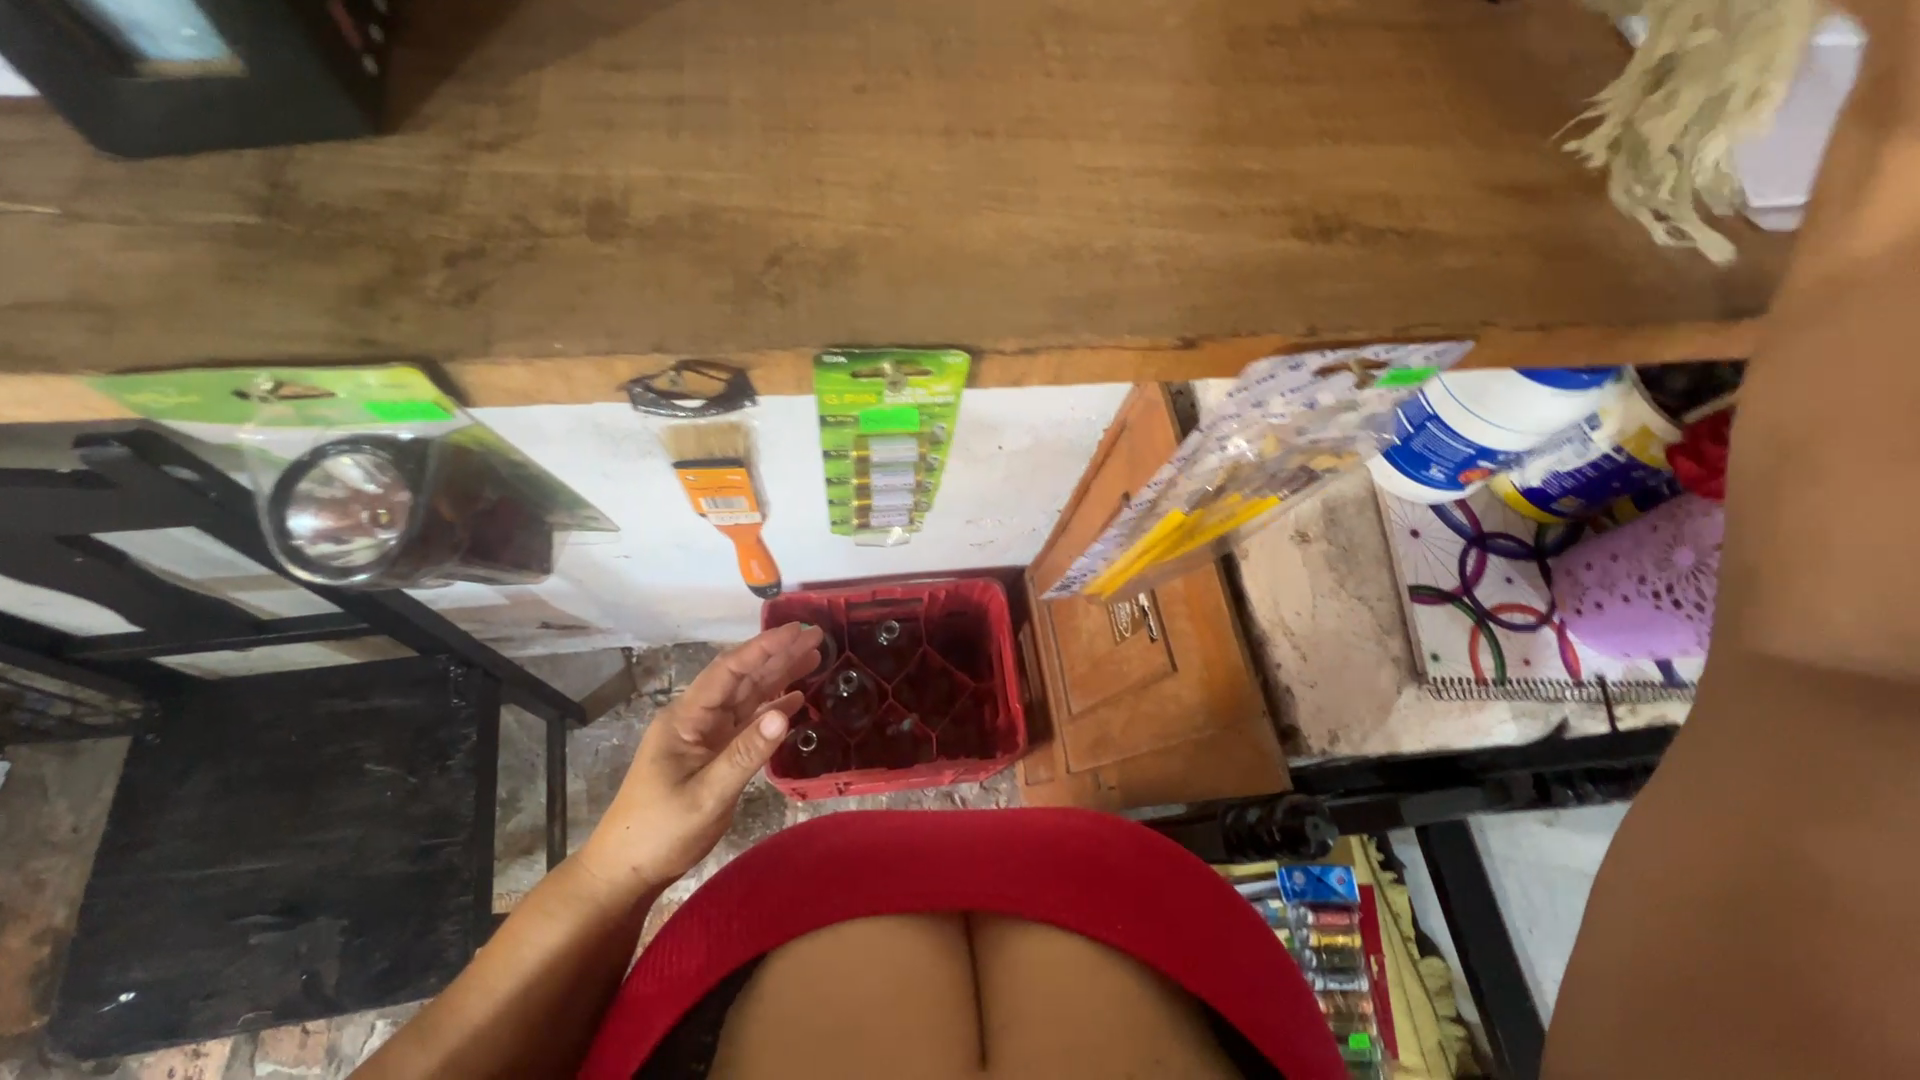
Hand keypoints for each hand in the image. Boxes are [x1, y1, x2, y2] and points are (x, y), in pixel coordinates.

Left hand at [577, 622, 823, 898]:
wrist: (627, 869)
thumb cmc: (660, 831)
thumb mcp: (707, 795)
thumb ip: (746, 753)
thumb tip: (786, 713)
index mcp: (685, 718)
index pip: (729, 671)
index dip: (765, 648)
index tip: (798, 631)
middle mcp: (696, 719)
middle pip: (741, 679)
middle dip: (778, 656)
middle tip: (817, 638)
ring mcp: (704, 737)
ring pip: (747, 698)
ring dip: (779, 678)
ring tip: (814, 659)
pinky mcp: (712, 755)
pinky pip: (746, 724)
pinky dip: (772, 710)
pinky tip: (796, 701)